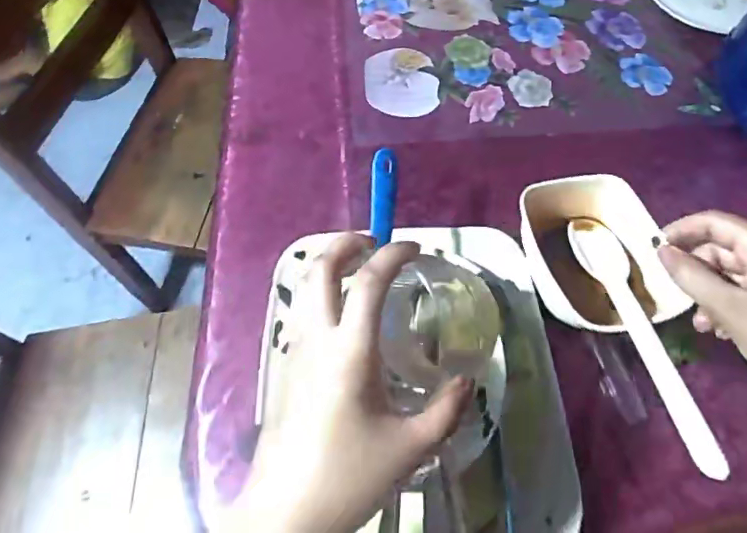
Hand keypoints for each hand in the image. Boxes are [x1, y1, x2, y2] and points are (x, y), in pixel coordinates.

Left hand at [240, 236, 472, 532]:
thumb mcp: (407, 450)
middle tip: (374, 242)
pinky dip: (320, 293)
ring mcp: (294, 354)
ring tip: (357, 269)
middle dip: (346, 243)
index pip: (369, 281)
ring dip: (329, 265)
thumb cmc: (344, 479)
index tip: (417, 248)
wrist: (279, 522)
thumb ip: (444, 412)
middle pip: (320, 268)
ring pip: (304, 288)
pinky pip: (300, 312)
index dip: (394, 254)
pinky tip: (341, 316)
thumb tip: (467, 382)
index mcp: (350, 351)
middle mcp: (317, 341)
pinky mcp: (283, 372)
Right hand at [657, 210, 746, 430]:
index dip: (683, 229)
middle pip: (727, 247)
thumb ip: (694, 279)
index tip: (655, 248)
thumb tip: (662, 251)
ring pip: (737, 274)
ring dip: (712, 292)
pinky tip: (722, 332)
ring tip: (700, 323)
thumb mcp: (734, 312)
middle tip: (674, 293)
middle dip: (698, 267)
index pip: (717, 221)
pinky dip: (732, 306)